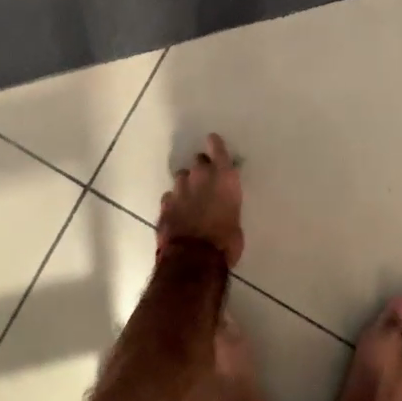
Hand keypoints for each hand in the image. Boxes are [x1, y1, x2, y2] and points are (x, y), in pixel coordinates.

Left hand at [157, 133, 244, 267]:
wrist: (194, 258)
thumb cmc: (226, 242)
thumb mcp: (236, 220)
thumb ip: (227, 204)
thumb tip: (223, 207)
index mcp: (224, 177)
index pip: (217, 147)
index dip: (214, 145)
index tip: (212, 142)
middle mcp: (201, 175)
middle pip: (198, 161)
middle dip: (201, 170)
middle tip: (205, 184)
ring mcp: (180, 187)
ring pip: (182, 177)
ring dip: (186, 185)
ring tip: (190, 201)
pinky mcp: (165, 202)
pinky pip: (170, 196)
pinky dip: (174, 202)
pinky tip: (177, 214)